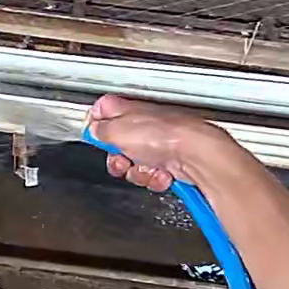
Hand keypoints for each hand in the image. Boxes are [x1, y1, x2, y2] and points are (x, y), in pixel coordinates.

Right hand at [85, 94, 240, 192]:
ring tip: (147, 167)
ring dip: (137, 171)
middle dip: (117, 159)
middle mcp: (144, 125)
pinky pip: (151, 175)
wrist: (195, 153)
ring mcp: (158, 144)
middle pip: (117, 145)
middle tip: (122, 160)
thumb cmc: (165, 136)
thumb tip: (93, 130)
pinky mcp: (170, 162)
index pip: (103, 111)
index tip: (94, 137)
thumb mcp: (117, 131)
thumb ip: (100, 130)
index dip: (96, 125)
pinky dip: (154, 178)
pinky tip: (161, 173)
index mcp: (129, 111)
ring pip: (134, 164)